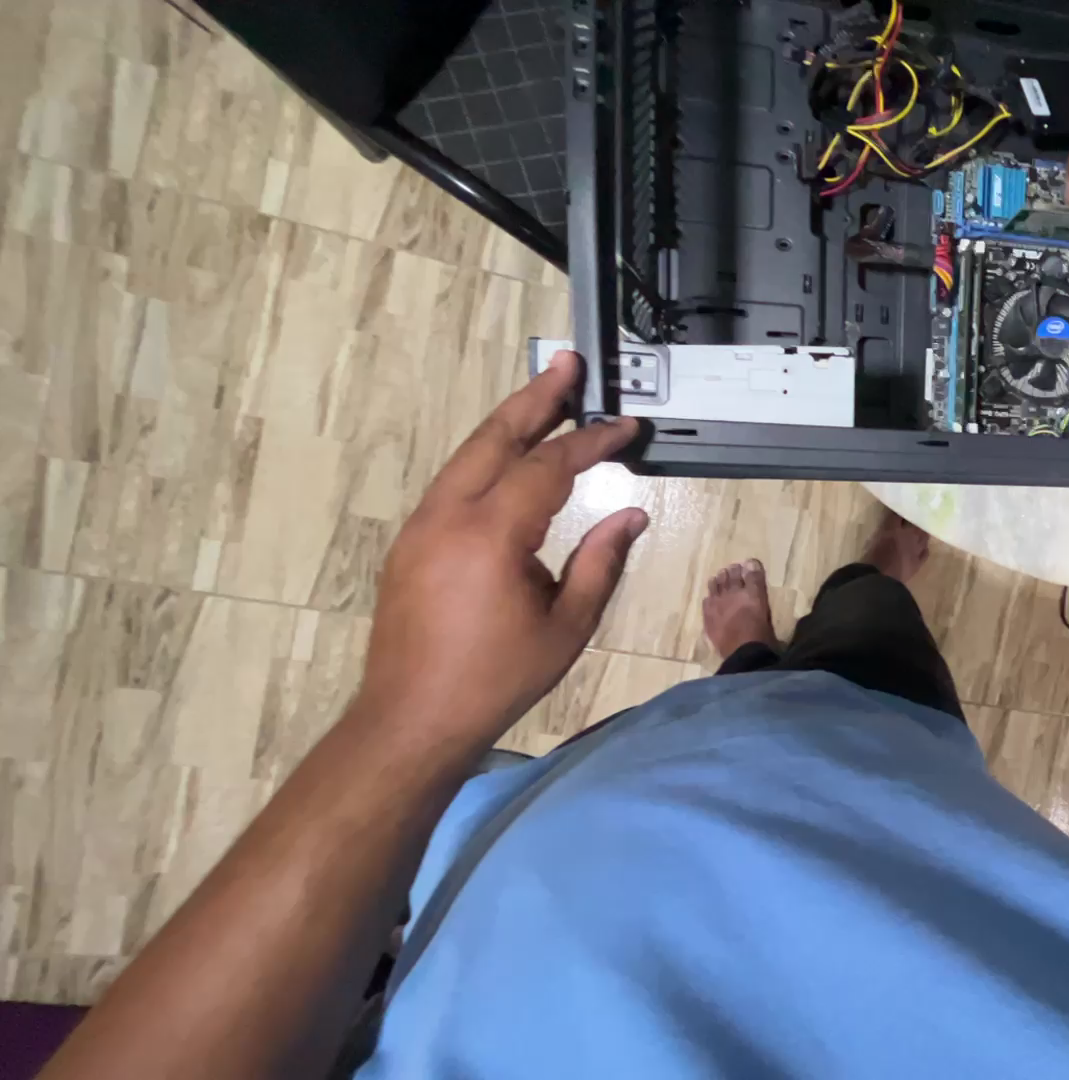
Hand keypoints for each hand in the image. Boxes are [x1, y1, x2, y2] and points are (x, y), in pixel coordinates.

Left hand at [358, 350, 650, 746]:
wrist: (412, 718)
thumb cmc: (499, 675)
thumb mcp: (569, 624)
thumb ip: (602, 561)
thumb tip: (632, 514)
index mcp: (491, 535)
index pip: (550, 467)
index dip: (592, 442)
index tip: (628, 426)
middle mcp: (448, 515)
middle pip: (495, 437)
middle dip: (536, 398)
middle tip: (568, 362)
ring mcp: (422, 525)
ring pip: (469, 453)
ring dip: (510, 421)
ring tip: (547, 395)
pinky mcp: (414, 540)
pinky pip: (457, 479)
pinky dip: (491, 454)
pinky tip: (514, 455)